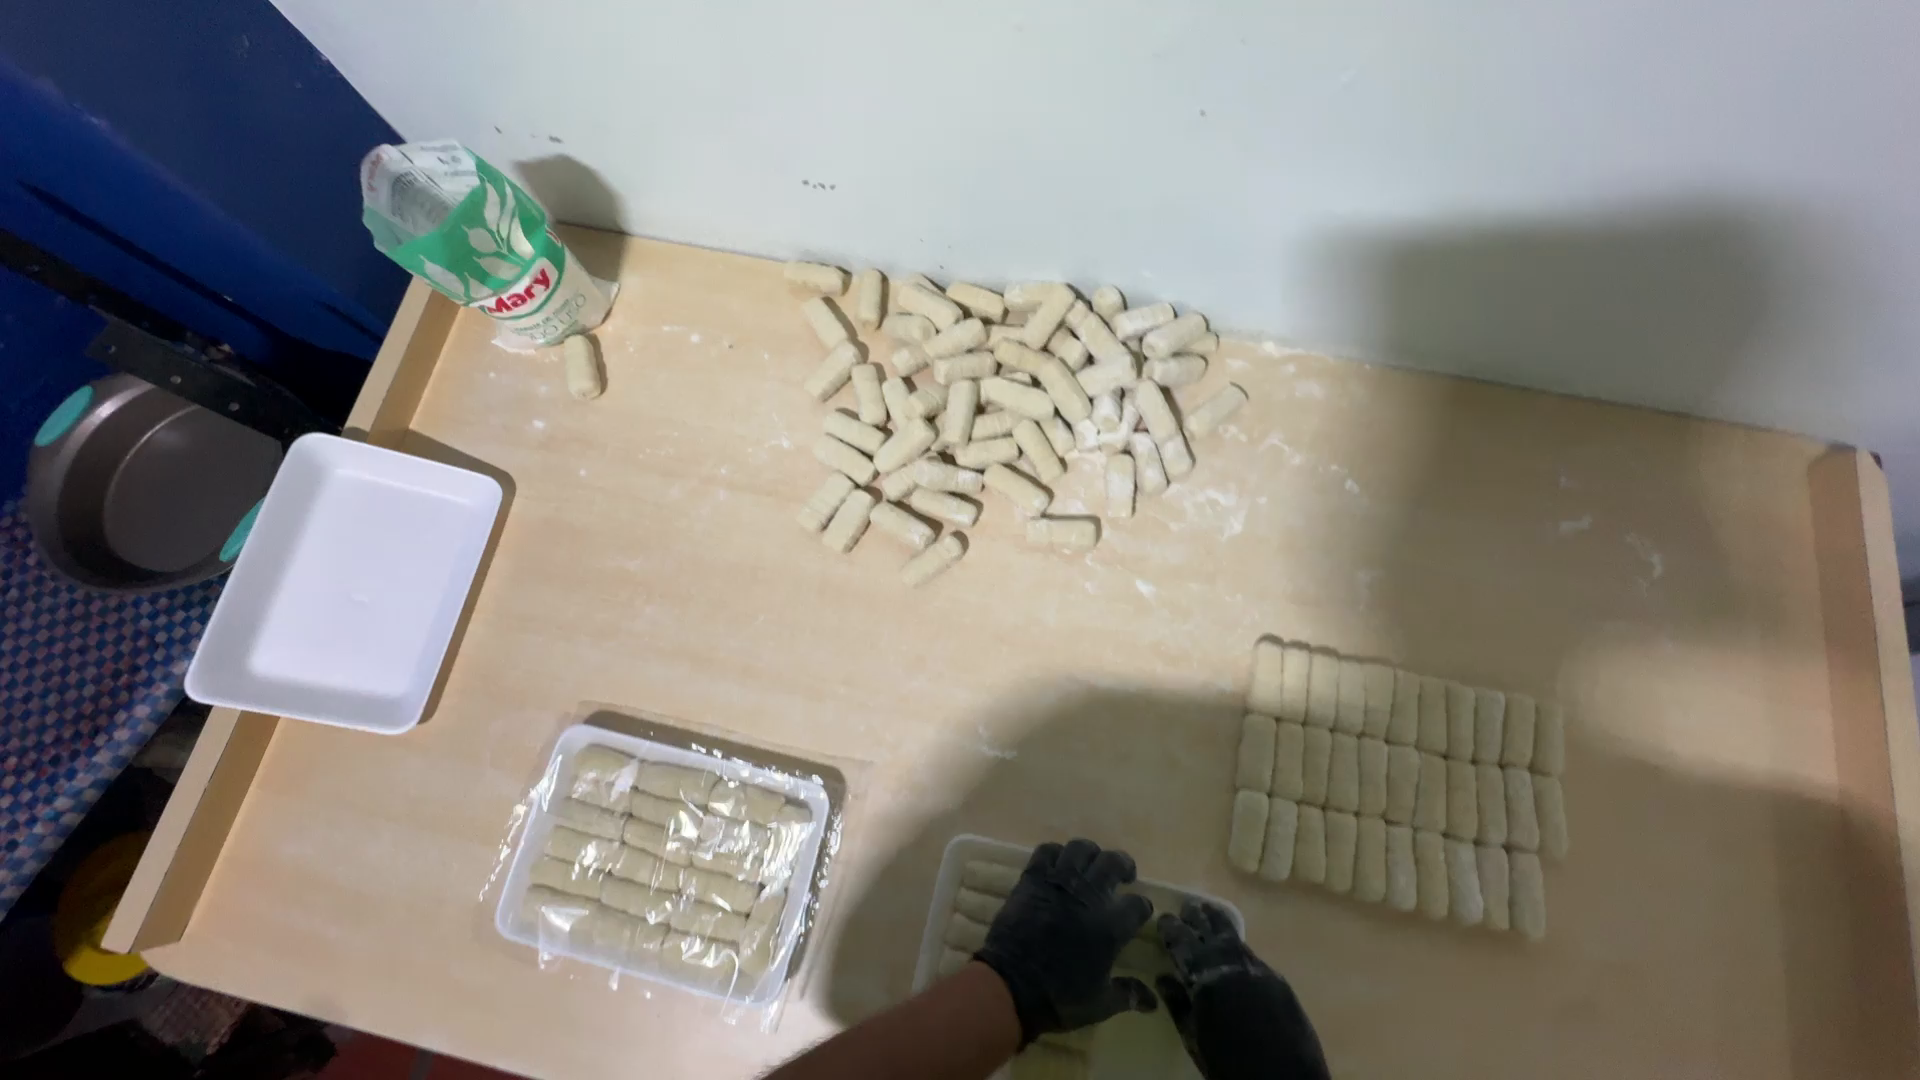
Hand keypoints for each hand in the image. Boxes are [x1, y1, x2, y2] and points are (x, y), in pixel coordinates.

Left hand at [973, 838, 1156, 1045]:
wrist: (1012, 985)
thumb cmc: (1060, 997)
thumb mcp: (1101, 1003)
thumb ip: (1128, 995)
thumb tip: (1152, 1002)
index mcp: (1110, 926)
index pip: (1138, 904)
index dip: (1142, 906)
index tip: (1139, 910)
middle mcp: (1089, 895)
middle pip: (1113, 862)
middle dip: (1123, 865)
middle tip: (1123, 875)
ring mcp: (1059, 882)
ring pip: (1081, 848)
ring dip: (1091, 853)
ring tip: (1092, 864)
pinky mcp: (1033, 877)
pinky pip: (1047, 850)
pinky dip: (1056, 853)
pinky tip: (1059, 865)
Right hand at [1156, 901, 1329, 1079]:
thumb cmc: (1230, 1068)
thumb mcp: (1195, 1042)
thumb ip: (1178, 1006)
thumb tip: (1162, 977)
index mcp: (1206, 981)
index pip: (1183, 945)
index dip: (1172, 929)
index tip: (1163, 918)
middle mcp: (1232, 966)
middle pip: (1210, 932)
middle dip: (1196, 918)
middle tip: (1186, 907)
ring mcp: (1258, 970)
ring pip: (1233, 937)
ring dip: (1218, 923)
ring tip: (1208, 910)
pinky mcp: (1279, 981)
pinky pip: (1252, 954)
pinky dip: (1238, 944)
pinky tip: (1234, 945)